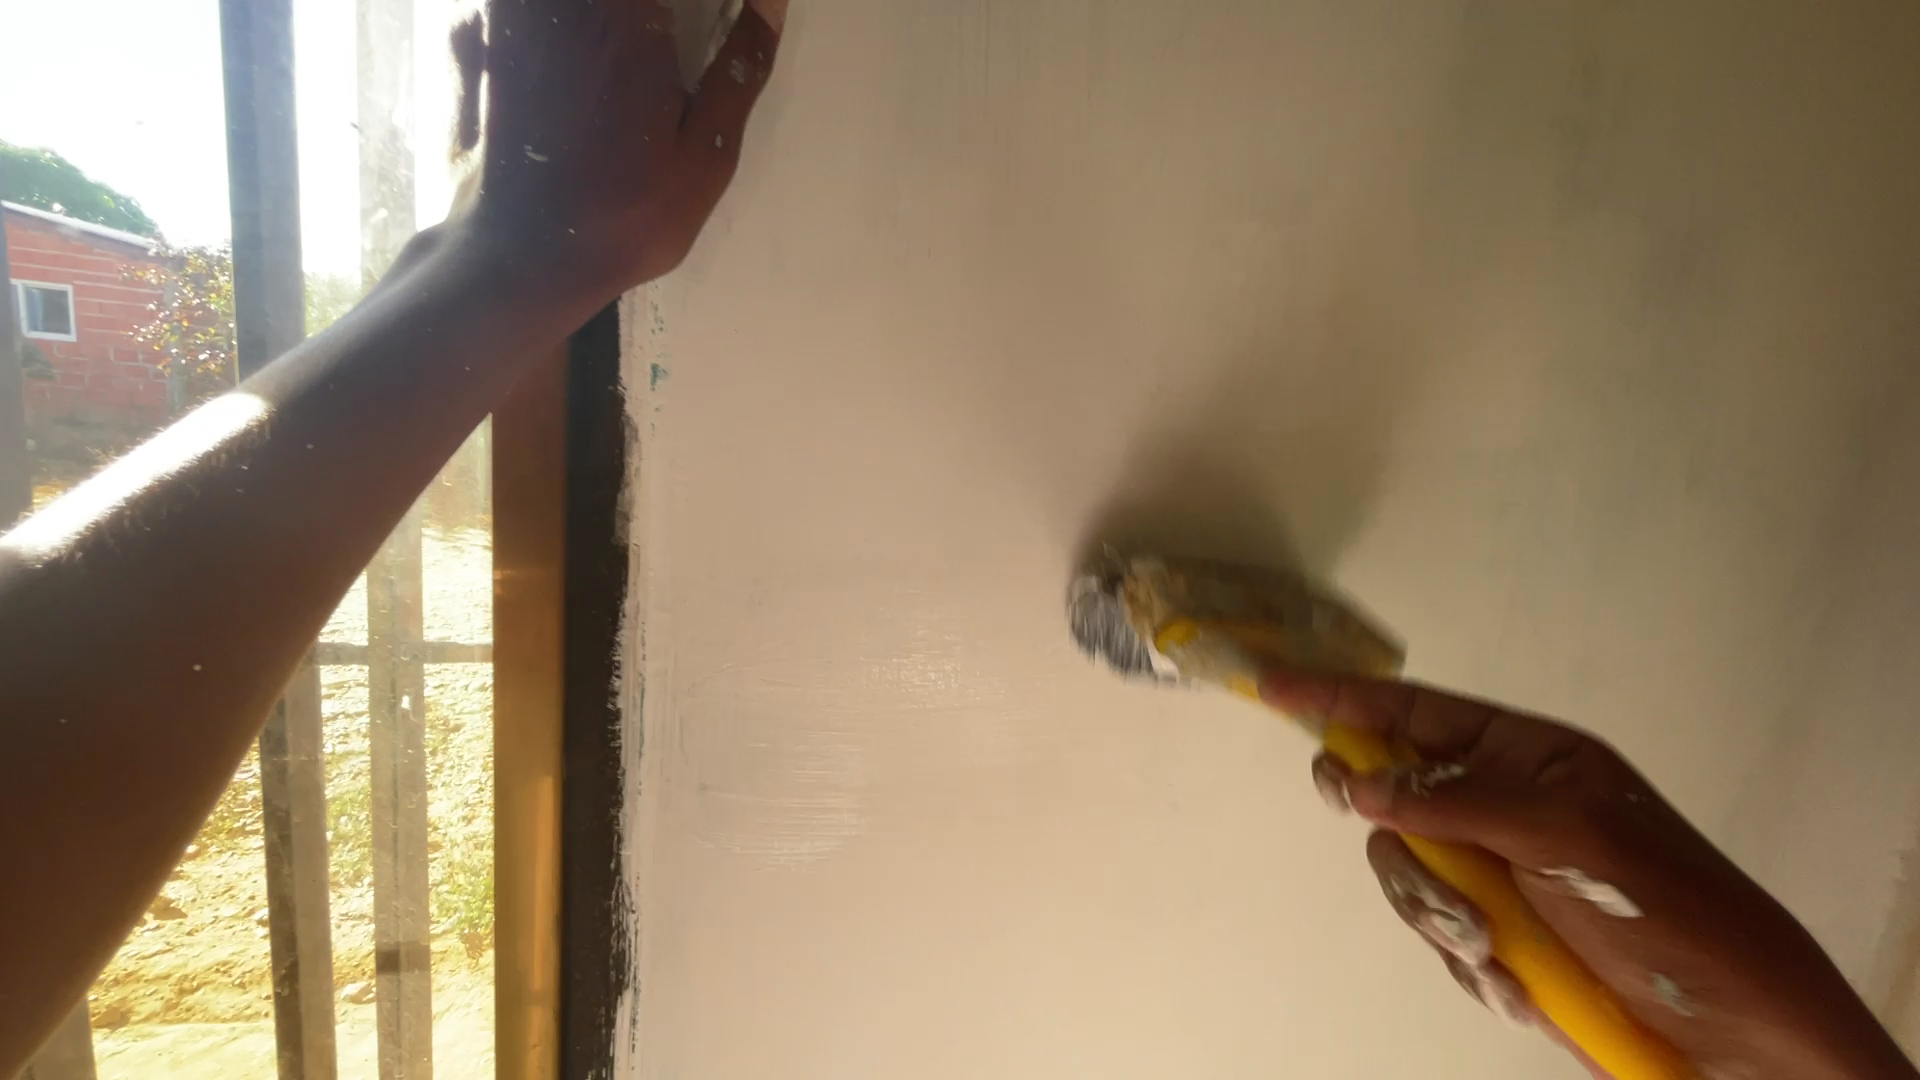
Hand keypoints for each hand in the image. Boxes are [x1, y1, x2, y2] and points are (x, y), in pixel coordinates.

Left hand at [462, 0, 786, 301]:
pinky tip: (571, 69)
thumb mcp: (706, 158)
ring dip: (623, 26)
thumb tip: (771, 1)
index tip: (726, 25)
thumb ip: (740, 71)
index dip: (706, 8)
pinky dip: (547, 28)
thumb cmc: (629, 216)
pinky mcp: (476, 29)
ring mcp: (509, 10)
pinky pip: (510, 7)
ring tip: (632, 82)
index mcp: (630, 16)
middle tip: (678, 45)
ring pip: (579, 8)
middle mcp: (566, 1)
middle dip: (661, 21)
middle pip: (632, 3)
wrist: (525, 255)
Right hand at [1261, 669, 1915, 1079]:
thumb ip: (1455, 800)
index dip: (1337, 694)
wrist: (1739, 1043)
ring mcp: (1481, 863)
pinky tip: (1513, 973)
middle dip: (1375, 809)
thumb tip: (1358, 784)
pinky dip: (1459, 950)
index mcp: (1519, 756)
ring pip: (1396, 860)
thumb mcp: (1569, 838)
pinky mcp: (1480, 923)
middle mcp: (1488, 801)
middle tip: (1369, 817)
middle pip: (1384, 781)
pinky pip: (1425, 919)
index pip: (1408, 710)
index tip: (1274, 686)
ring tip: (1490, 941)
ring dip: (1432, 903)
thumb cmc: (1667, 912)